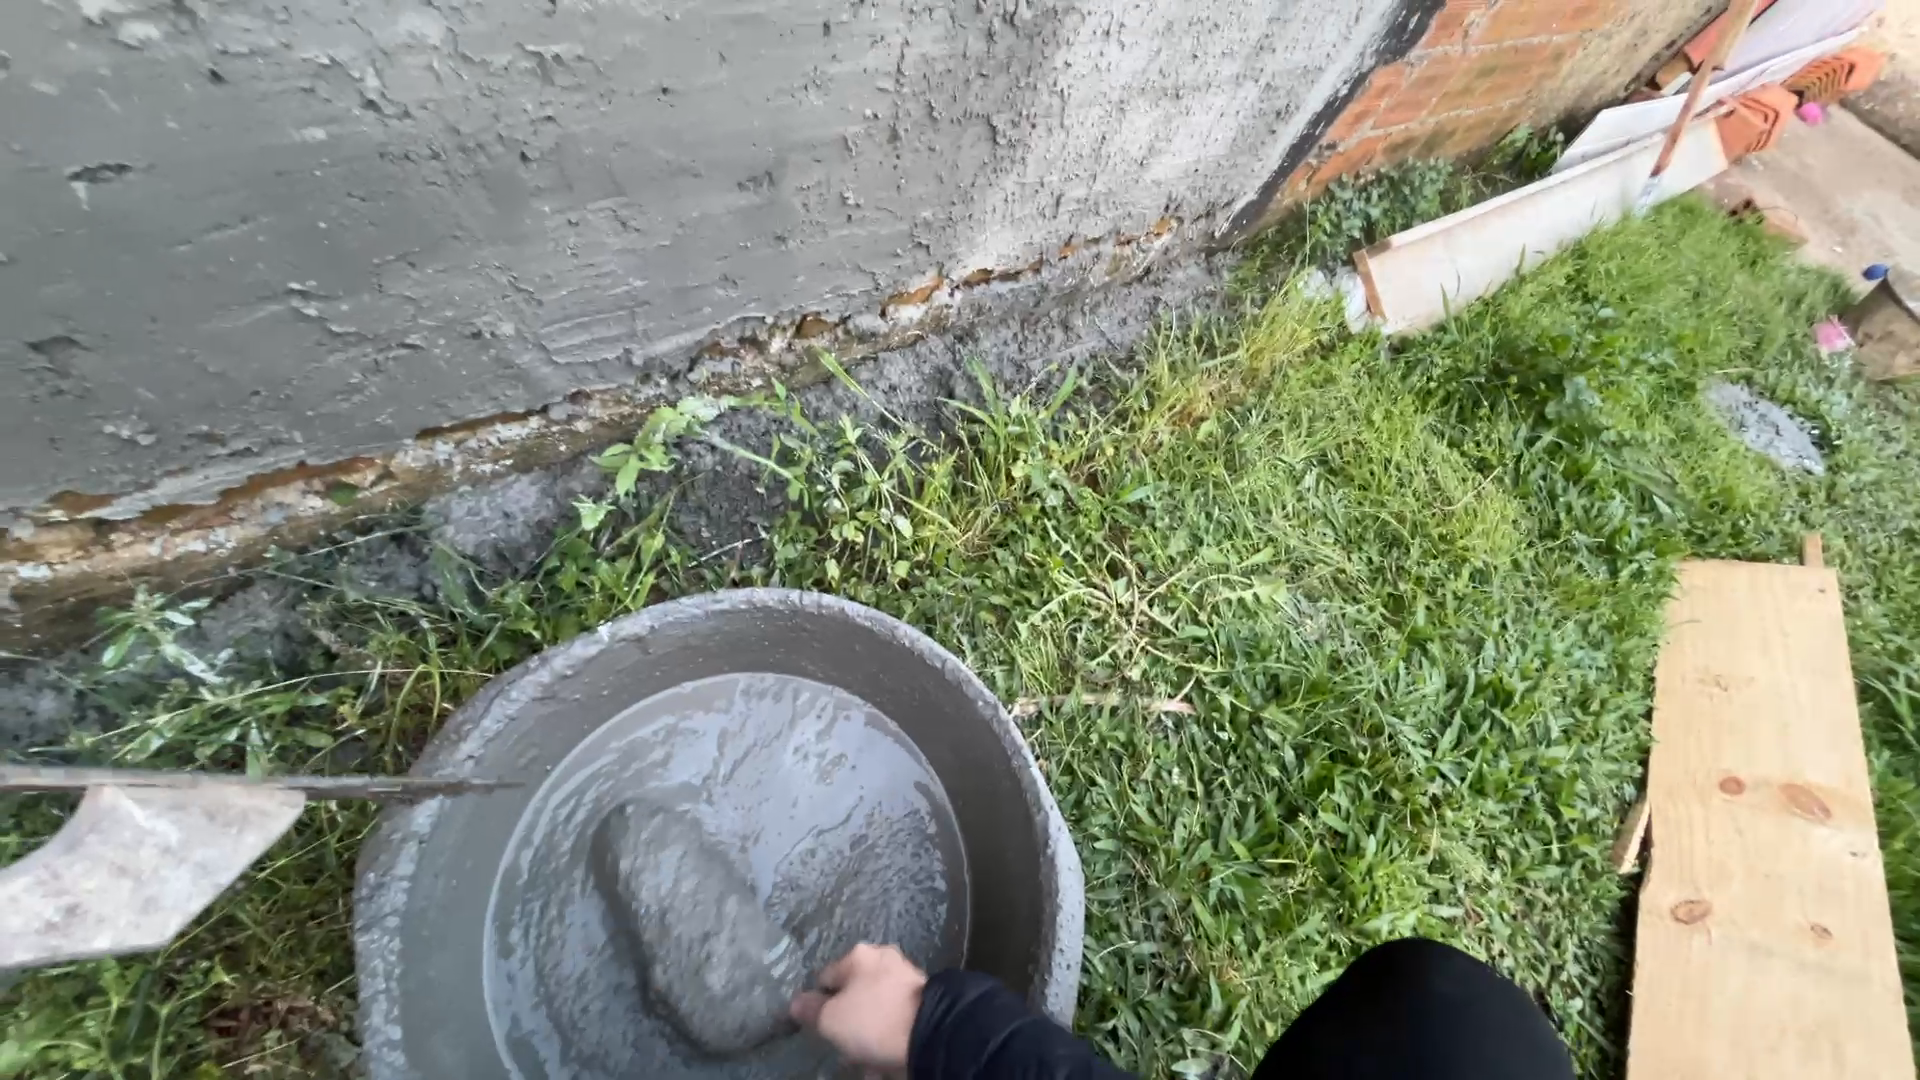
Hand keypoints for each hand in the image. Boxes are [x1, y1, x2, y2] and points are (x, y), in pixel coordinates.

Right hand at [790, 944, 927, 1071]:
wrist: (928, 1031)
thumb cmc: (873, 1020)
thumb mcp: (831, 1019)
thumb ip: (811, 1009)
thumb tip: (796, 1001)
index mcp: (858, 954)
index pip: (825, 977)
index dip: (819, 1004)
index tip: (822, 1028)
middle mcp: (882, 956)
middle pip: (852, 993)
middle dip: (846, 1020)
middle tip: (845, 1044)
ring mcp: (903, 975)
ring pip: (873, 1007)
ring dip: (866, 1031)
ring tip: (866, 1056)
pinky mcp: (919, 996)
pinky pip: (892, 1016)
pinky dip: (886, 1033)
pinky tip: (884, 1054)